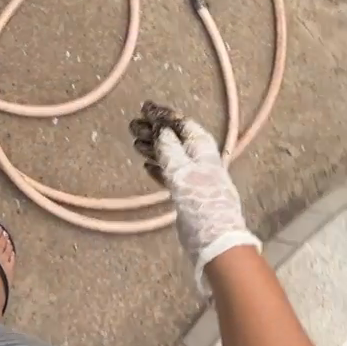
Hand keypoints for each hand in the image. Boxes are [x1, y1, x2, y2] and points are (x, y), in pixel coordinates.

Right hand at [132, 102, 260, 290]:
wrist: (213, 238)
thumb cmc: (199, 199)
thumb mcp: (181, 169)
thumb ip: (168, 147)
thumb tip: (160, 128)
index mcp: (202, 148)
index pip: (181, 123)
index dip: (163, 115)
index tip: (145, 108)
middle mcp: (199, 158)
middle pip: (174, 138)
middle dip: (155, 130)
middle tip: (133, 125)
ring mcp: (194, 176)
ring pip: (170, 155)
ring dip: (153, 147)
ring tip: (135, 141)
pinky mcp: (188, 192)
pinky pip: (170, 172)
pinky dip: (158, 167)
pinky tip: (147, 166)